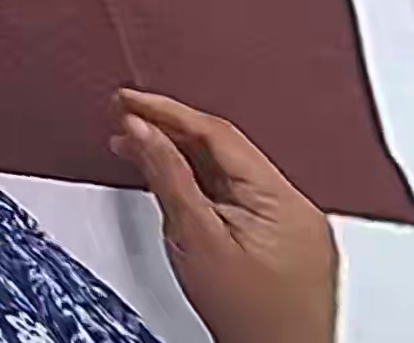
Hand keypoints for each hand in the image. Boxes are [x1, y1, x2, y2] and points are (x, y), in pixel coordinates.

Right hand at [111, 88, 338, 342]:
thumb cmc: (245, 315)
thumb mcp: (194, 234)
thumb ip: (165, 172)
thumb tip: (138, 125)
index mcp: (282, 202)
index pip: (217, 134)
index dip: (166, 110)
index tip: (126, 99)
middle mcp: (291, 206)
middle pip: (219, 147)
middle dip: (166, 127)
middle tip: (122, 112)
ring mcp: (285, 222)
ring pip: (219, 166)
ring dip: (173, 150)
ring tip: (129, 141)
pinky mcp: (272, 236)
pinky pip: (225, 188)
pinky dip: (188, 175)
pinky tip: (159, 170)